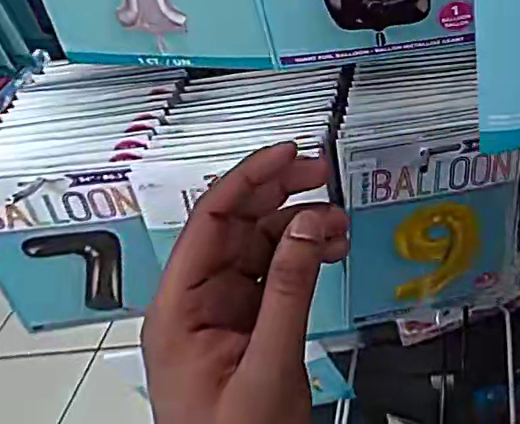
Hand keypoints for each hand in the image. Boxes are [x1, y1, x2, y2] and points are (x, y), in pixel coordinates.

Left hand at [142, 143, 351, 423]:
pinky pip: (280, 262)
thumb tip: (309, 221)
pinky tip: (332, 246)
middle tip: (322, 173)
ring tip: (338, 223)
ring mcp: (226, 303)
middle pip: (237, 220)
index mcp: (181, 308)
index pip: (209, 219)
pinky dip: (309, 247)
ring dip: (304, 222)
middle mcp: (200, 297)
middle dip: (281, 191)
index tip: (288, 153)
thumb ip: (289, 290)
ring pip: (264, 237)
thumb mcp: (266, 366)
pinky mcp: (252, 312)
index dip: (247, 178)